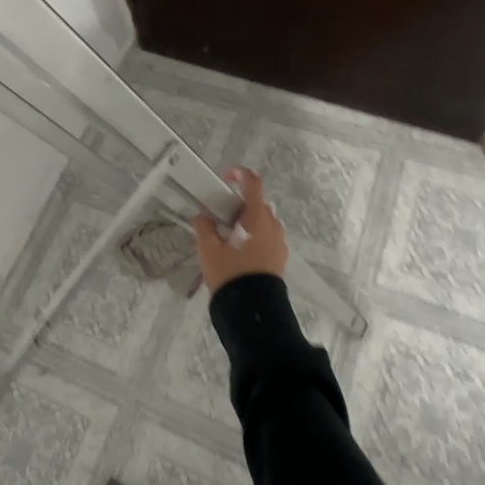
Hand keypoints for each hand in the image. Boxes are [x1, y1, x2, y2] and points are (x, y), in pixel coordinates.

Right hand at [192, 167, 287, 290]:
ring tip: (229, 239)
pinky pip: (267, 238)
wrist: (253, 310)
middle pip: (257, 204)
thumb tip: (204, 217)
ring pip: (263, 222)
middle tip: (221, 218)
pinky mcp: (280, 258)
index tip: (226, 178)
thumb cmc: (230, 273)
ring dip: (248, 223)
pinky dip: (255, 237)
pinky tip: (240, 254)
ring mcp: (279, 242)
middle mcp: (273, 225)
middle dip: (240, 206)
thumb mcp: (209, 250)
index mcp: (257, 217)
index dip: (240, 174)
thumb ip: (204, 227)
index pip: (253, 183)